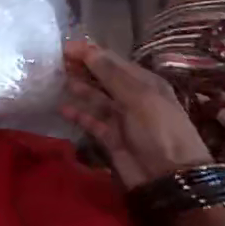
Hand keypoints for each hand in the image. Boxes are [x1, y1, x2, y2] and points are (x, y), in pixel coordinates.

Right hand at [61, 38, 211, 188]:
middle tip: (55, 62)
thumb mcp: (138, 97)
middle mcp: (132, 97)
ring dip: (78, 89)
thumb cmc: (159, 131)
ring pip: (95, 98)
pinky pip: (91, 122)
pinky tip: (62, 108)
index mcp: (144, 82)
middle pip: (102, 78)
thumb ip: (111, 74)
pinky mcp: (110, 138)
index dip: (90, 52)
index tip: (64, 47)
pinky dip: (78, 115)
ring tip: (55, 80)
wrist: (169, 178)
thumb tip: (87, 49)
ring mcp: (121, 118)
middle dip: (81, 68)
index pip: (113, 61)